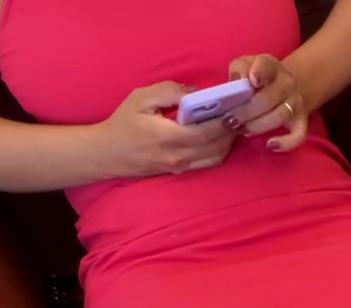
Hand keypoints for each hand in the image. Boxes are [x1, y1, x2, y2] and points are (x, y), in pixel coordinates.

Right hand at [95, 81, 235, 176]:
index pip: (206, 132)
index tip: (236, 110)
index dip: (224, 123)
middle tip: (241, 116)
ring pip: (216, 158)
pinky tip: (222, 138)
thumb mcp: (141, 98)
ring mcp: (183, 167)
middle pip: (216, 147)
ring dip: (228, 143)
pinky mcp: (182, 171)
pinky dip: (219, 151)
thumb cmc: (123, 122)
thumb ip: (169, 92)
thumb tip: (195, 92)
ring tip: (234, 126)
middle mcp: (180, 156)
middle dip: (231, 132)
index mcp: (170, 137)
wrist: (109, 153)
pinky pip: (208, 163)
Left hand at [225, 54, 308, 151]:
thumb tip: (235, 82)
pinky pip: (298, 136)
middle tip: (230, 121)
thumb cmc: (260, 76)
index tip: (252, 82)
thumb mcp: (247, 64)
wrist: (291, 85)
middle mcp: (287, 84)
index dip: (260, 72)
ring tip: (242, 130)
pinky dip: (285, 143)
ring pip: (279, 117)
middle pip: (268, 99)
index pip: (267, 66)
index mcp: (272, 66)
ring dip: (258, 126)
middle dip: (246, 112)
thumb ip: (239, 70)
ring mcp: (296, 104)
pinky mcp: (301, 123)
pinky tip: (270, 145)